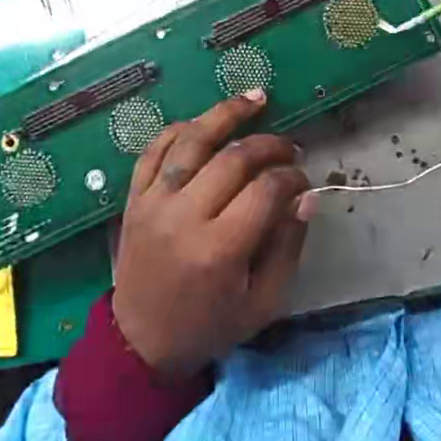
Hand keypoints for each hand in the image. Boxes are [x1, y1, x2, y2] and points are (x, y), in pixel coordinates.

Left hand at [112, 90, 314, 376]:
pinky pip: (153, 150)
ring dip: (225, 115)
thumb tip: (306, 197)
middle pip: (233, 159)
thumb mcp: (263, 302)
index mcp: (220, 250)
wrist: (141, 340)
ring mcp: (153, 203)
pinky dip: (179, 130)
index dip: (292, 178)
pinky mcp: (134, 199)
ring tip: (255, 99)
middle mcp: (184, 217)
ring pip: (191, 142)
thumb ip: (288, 247)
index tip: (304, 181)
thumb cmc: (210, 326)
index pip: (266, 191)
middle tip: (290, 148)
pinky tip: (203, 122)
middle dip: (269, 145)